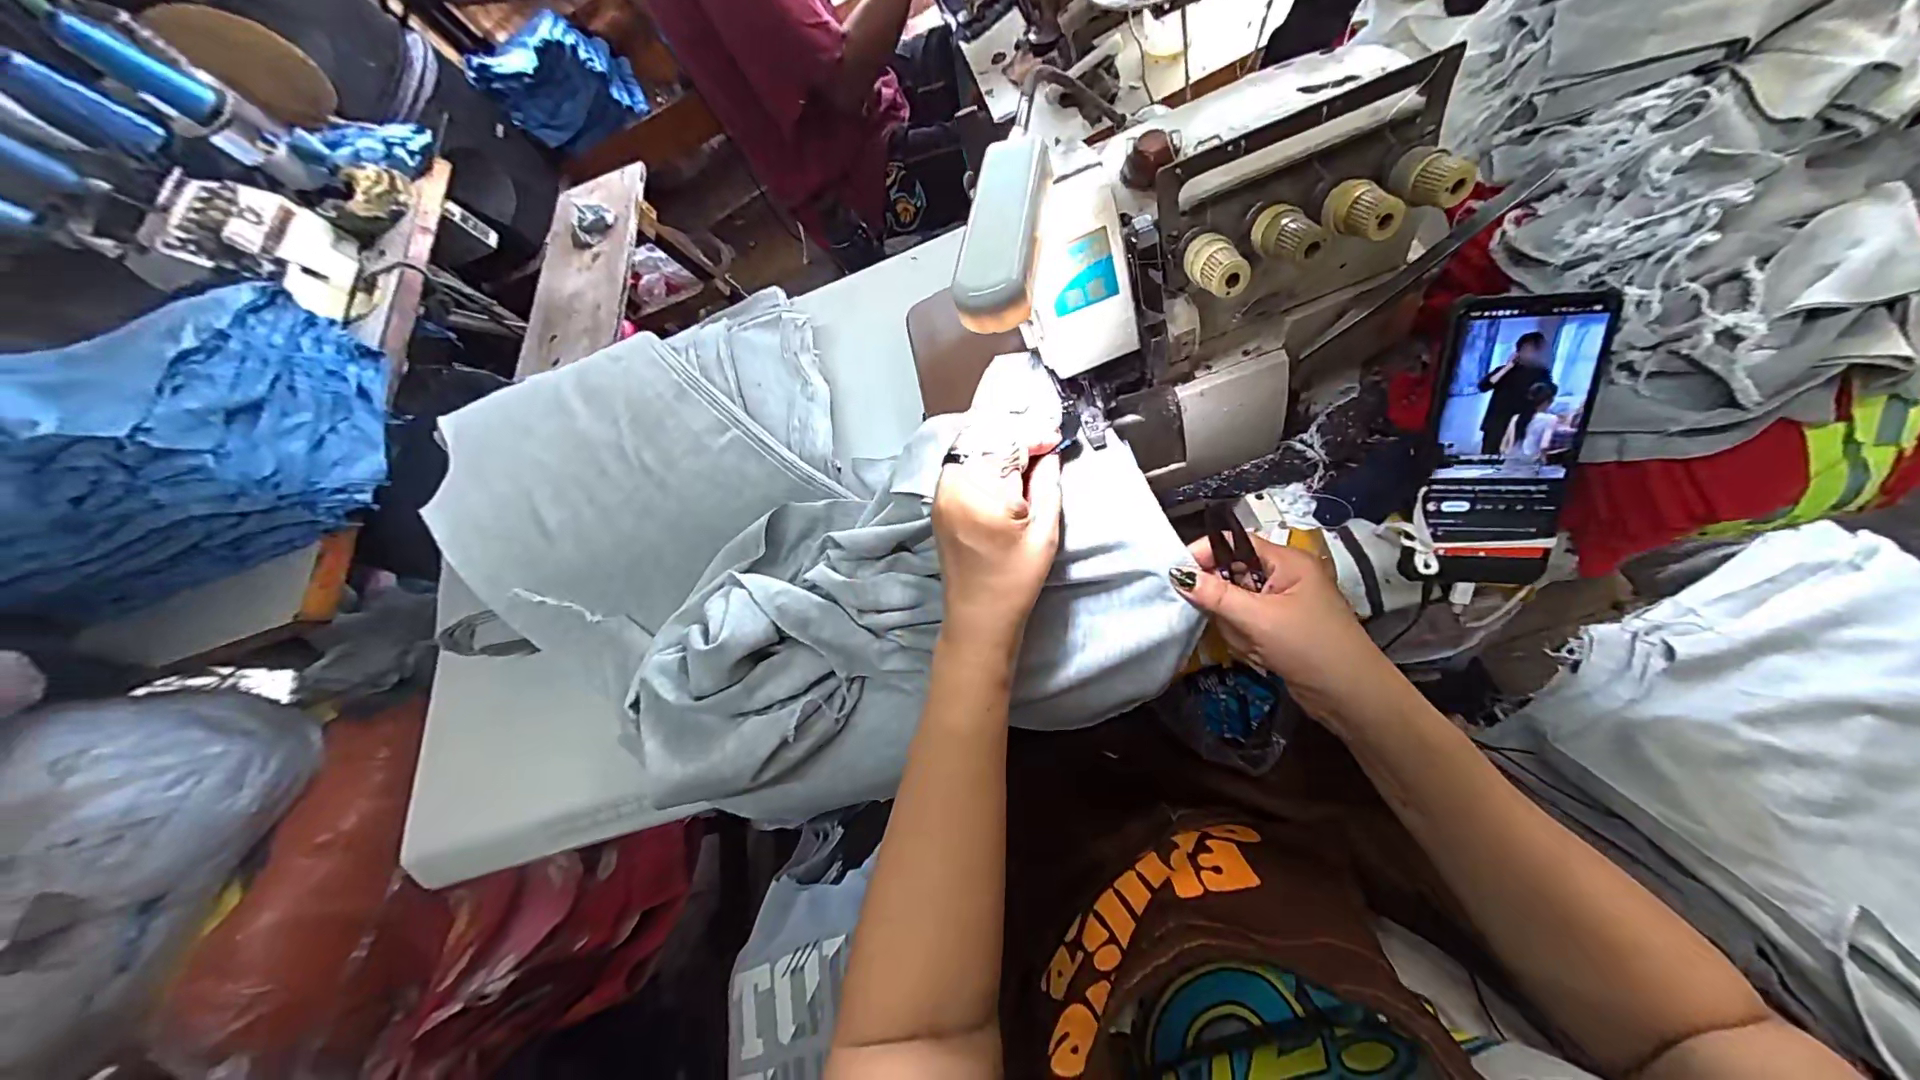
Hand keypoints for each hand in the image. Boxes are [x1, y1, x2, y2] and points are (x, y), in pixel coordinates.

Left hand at [931, 414, 1063, 658]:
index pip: (1008, 445)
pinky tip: (1004, 471)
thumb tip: (1049, 454)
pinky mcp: (939, 504)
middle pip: (986, 442)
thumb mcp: (1044, 533)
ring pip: (972, 452)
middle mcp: (952, 486)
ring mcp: (941, 494)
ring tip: (1026, 457)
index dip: (1034, 438)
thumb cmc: (1014, 580)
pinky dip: (983, 462)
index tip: (1053, 439)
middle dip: (1015, 440)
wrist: (978, 617)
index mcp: (978, 492)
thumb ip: (1047, 485)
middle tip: (1042, 445)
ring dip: (998, 448)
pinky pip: (962, 468)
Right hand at [1169, 533, 1404, 725]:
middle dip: (1224, 602)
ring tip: (1254, 644)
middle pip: (1230, 574)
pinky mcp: (1278, 626)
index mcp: (1287, 561)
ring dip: (1235, 626)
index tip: (1178, 574)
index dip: (1205, 554)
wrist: (1351, 696)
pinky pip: (1244, 623)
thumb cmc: (1310, 648)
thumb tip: (1179, 575)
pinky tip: (1259, 653)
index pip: (1234, 543)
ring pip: (1233, 603)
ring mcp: (1281, 603)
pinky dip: (1244, 638)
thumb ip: (1216, 595)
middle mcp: (1284, 576)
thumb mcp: (1258, 619)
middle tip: (1233, 622)